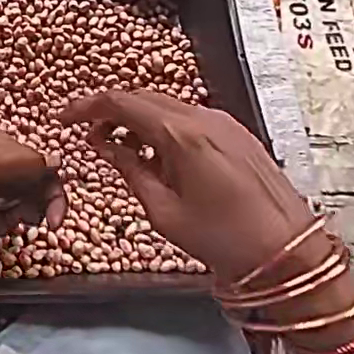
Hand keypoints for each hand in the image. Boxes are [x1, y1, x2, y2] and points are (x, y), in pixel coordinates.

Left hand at [0, 131, 68, 237]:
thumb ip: (31, 162)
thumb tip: (59, 162)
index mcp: (4, 145)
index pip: (44, 168)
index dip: (54, 193)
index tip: (55, 221)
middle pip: (33, 191)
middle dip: (33, 207)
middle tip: (20, 218)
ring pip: (17, 209)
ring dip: (11, 217)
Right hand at [61, 90, 315, 281]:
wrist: (288, 255)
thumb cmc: (222, 239)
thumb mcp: (162, 210)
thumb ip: (130, 170)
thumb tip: (105, 146)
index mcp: (182, 135)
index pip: (121, 103)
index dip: (87, 107)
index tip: (65, 119)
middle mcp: (204, 118)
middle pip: (143, 98)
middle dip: (110, 112)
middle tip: (88, 135)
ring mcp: (225, 123)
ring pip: (166, 106)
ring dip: (136, 119)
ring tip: (118, 149)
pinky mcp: (237, 134)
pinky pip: (188, 118)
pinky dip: (162, 127)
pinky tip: (153, 154)